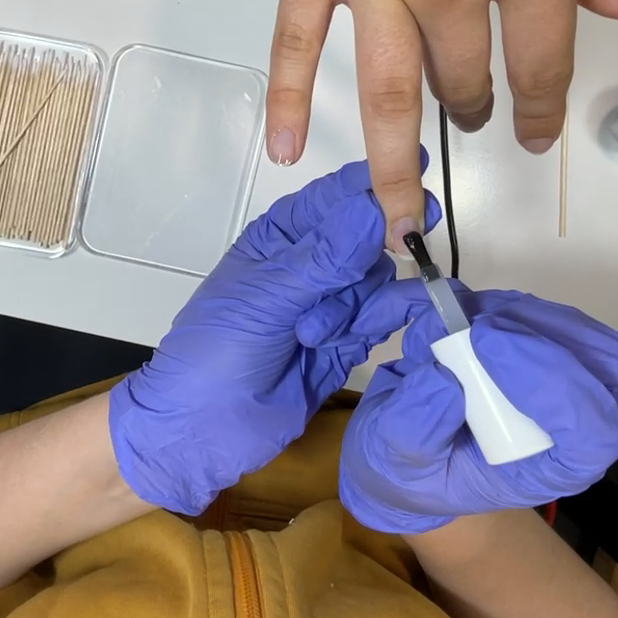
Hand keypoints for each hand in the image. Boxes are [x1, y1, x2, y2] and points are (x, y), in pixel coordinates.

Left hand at [111, 159, 435, 513]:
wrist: (205, 427)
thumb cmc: (215, 350)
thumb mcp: (265, 298)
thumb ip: (324, 258)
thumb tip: (373, 209)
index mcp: (281, 237)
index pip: (337, 198)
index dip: (375, 190)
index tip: (412, 191)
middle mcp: (312, 264)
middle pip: (370, 239)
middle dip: (363, 262)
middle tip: (345, 287)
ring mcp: (332, 305)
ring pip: (379, 282)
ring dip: (355, 306)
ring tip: (309, 336)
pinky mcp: (349, 344)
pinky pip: (383, 321)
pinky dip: (377, 326)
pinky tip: (352, 338)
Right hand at [339, 281, 617, 533]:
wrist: (400, 452)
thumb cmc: (408, 471)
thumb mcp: (395, 463)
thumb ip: (416, 428)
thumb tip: (446, 378)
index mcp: (545, 468)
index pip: (589, 432)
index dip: (552, 383)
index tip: (482, 341)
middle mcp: (564, 424)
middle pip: (606, 368)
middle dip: (546, 333)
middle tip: (478, 322)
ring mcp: (554, 381)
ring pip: (573, 329)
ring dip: (508, 312)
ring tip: (439, 326)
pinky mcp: (531, 348)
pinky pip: (533, 310)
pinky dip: (489, 300)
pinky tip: (446, 312)